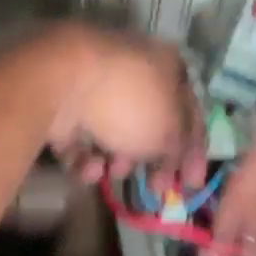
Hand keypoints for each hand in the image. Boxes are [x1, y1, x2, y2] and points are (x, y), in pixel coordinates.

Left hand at [43, 24, 206, 186]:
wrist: (61, 81)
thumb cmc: (129, 102)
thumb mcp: (169, 131)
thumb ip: (179, 149)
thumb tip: (174, 158)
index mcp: (167, 68)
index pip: (189, 114)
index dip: (194, 153)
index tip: (191, 185)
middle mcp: (133, 72)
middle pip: (149, 125)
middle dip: (150, 161)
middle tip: (153, 188)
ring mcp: (94, 87)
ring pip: (113, 133)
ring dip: (117, 160)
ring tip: (114, 172)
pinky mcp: (62, 104)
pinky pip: (81, 138)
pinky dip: (86, 157)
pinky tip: (88, 166)